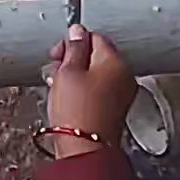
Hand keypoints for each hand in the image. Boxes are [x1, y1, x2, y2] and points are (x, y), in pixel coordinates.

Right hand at [44, 25, 135, 158]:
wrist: (83, 147)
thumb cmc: (76, 111)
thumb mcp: (67, 71)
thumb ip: (73, 48)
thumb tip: (77, 32)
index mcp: (115, 61)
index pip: (94, 38)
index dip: (72, 42)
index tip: (58, 53)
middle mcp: (124, 75)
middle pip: (97, 55)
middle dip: (74, 60)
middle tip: (56, 70)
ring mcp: (121, 93)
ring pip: (96, 72)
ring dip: (76, 75)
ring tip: (59, 86)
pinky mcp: (113, 108)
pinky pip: (98, 89)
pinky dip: (83, 89)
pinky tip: (68, 98)